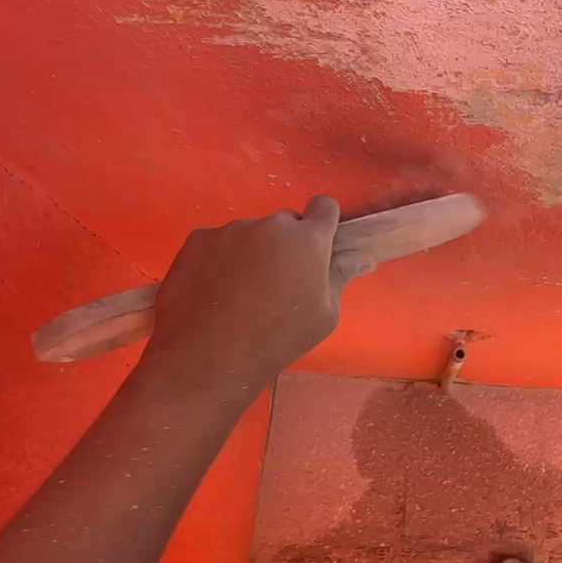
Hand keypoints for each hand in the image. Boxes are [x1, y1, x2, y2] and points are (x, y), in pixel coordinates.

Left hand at [147, 196, 374, 387]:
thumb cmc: (278, 339)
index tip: (316, 244)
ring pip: (248, 234)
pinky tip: (211, 291)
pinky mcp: (198, 240)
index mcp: (308, 239)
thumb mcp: (324, 315)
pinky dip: (217, 260)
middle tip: (275, 282)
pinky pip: (216, 243)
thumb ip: (340, 276)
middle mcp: (271, 225)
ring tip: (237, 293)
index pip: (325, 206)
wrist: (209, 356)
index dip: (323, 222)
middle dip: (284, 244)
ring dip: (250, 252)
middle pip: (285, 223)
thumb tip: (363, 257)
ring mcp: (231, 230)